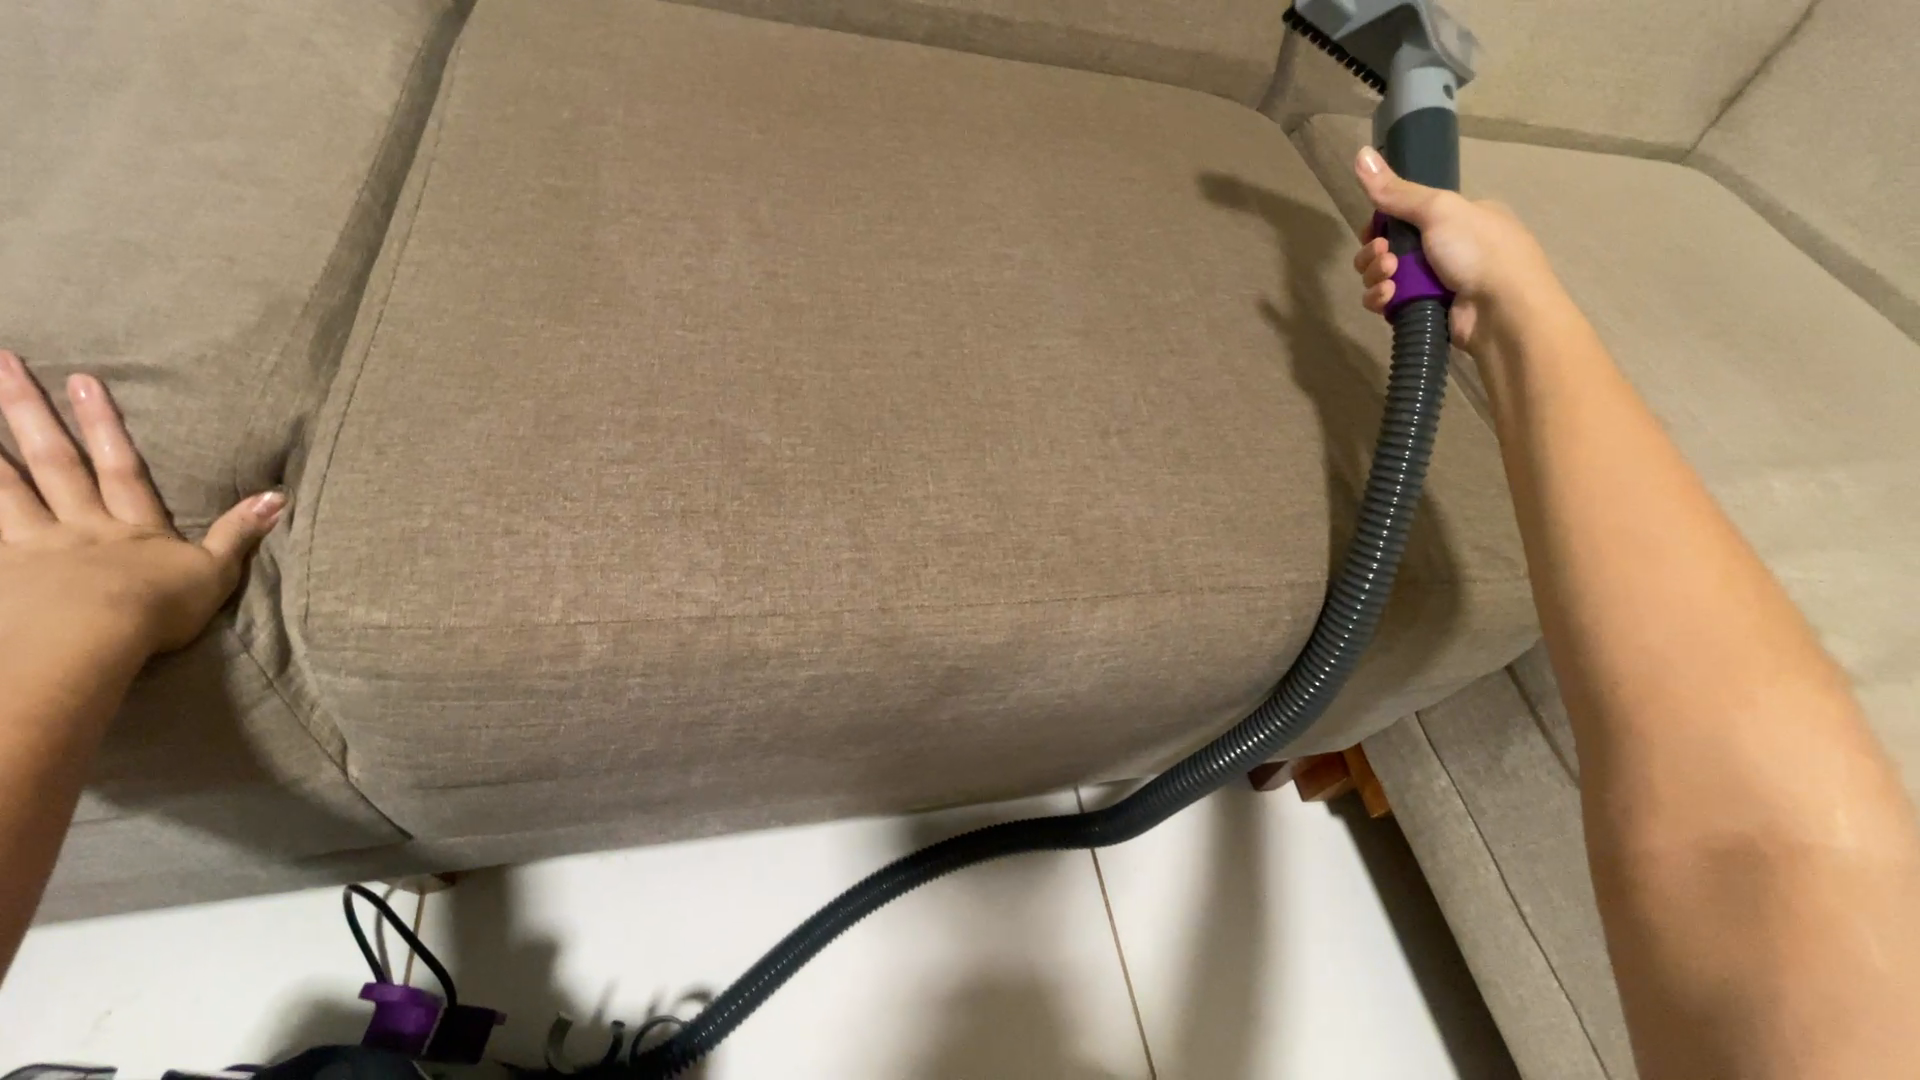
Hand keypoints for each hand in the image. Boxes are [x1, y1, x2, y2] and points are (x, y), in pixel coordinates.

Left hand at [0, 350, 282, 661]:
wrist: (93, 637)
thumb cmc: (161, 607)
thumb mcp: (216, 571)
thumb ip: (241, 532)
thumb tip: (279, 495)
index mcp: (134, 528)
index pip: (122, 467)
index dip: (104, 425)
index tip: (83, 381)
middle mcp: (81, 526)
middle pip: (55, 463)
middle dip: (30, 413)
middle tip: (2, 364)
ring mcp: (33, 546)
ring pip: (5, 488)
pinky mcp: (2, 569)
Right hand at [1351, 146, 1567, 354]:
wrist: (1501, 309)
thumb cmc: (1477, 250)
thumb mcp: (1438, 209)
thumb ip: (1396, 191)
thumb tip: (1360, 153)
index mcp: (1456, 217)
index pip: (1404, 216)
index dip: (1381, 224)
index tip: (1374, 231)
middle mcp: (1444, 247)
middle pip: (1388, 247)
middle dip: (1375, 254)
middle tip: (1384, 256)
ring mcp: (1434, 281)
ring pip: (1384, 276)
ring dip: (1376, 276)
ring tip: (1389, 279)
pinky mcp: (1423, 309)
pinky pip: (1388, 302)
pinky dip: (1381, 299)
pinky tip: (1388, 298)